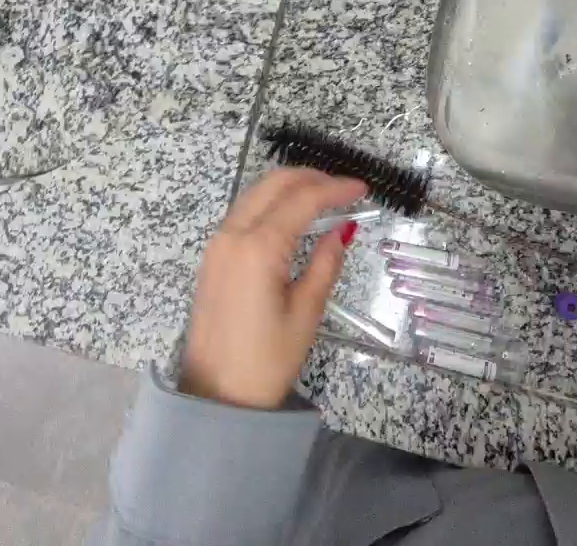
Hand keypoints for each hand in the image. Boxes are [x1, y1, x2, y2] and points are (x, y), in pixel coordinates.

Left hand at [179, 169, 365, 408]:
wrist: (214, 398)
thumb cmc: (265, 362)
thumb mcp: (305, 314)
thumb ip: (325, 264)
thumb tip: (342, 230)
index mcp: (258, 248)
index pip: (302, 200)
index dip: (335, 189)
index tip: (363, 188)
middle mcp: (233, 234)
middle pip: (274, 184)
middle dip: (311, 177)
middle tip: (344, 188)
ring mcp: (218, 243)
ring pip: (256, 193)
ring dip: (290, 187)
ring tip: (324, 196)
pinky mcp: (213, 256)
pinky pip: (245, 212)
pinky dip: (272, 203)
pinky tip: (294, 215)